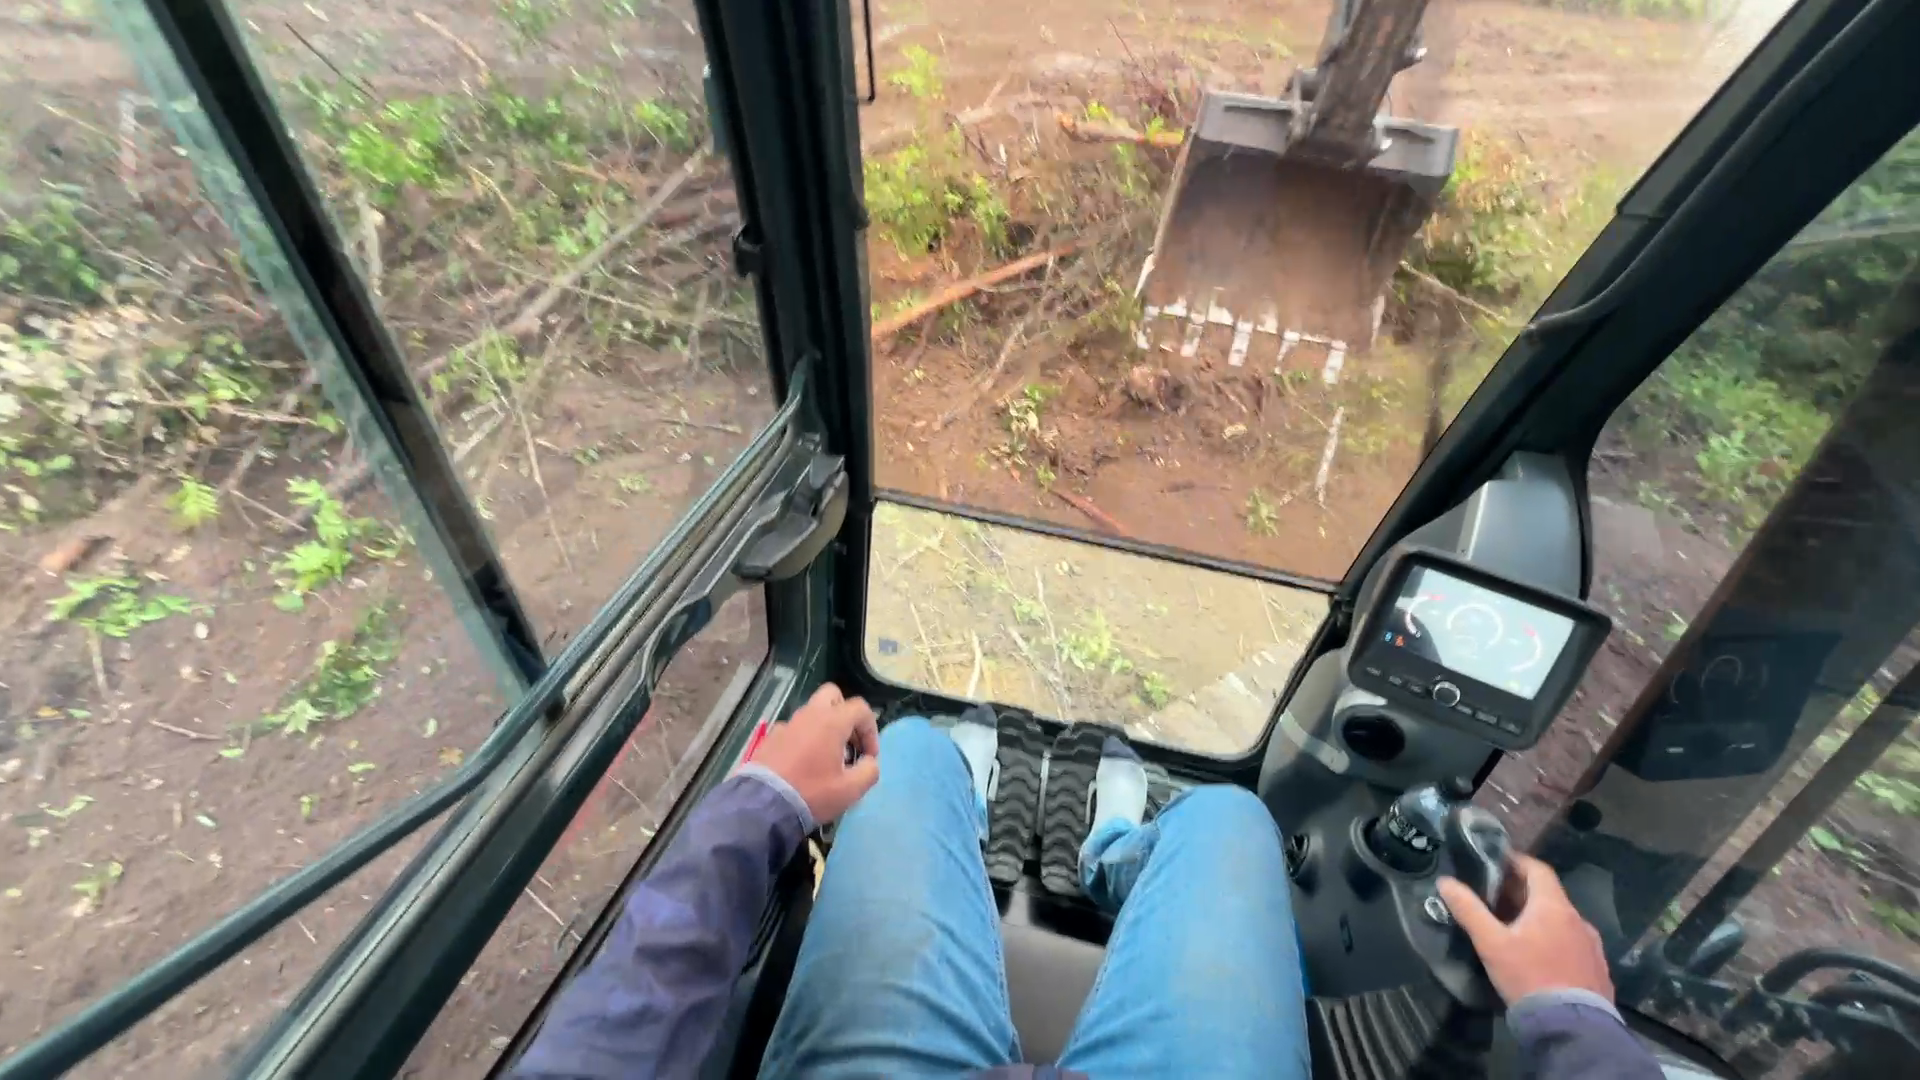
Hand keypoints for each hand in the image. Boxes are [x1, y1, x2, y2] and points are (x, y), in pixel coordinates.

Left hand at [751, 683, 880, 824]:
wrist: (763, 805)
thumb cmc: (812, 793)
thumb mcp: (850, 790)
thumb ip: (869, 771)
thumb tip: (868, 762)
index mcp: (832, 721)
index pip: (860, 708)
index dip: (871, 730)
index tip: (868, 756)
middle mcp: (809, 714)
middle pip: (833, 696)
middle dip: (845, 715)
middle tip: (848, 742)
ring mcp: (787, 724)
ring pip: (812, 712)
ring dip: (825, 727)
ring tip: (826, 758)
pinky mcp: (771, 737)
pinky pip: (794, 729)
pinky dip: (804, 739)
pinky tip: (802, 764)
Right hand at [1438, 853, 1613, 1006]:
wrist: (1574, 1028)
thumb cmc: (1529, 975)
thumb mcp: (1490, 942)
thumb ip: (1467, 909)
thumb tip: (1445, 881)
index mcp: (1554, 908)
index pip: (1538, 870)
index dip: (1515, 861)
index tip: (1493, 861)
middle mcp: (1578, 921)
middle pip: (1547, 894)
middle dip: (1519, 891)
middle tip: (1492, 895)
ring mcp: (1592, 946)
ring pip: (1560, 919)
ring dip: (1536, 915)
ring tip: (1512, 925)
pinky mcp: (1597, 969)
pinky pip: (1571, 941)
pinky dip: (1552, 937)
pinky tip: (1536, 952)